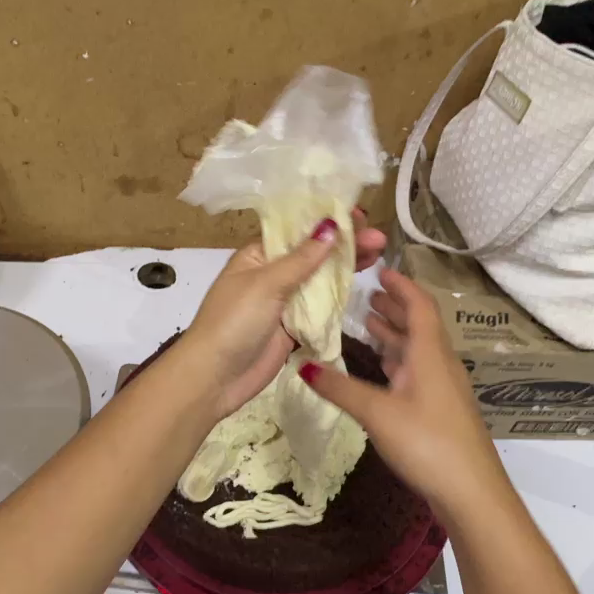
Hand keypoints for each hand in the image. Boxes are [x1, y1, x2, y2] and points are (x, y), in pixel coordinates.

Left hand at [165, 209, 386, 421]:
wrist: (214, 377)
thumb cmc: (233, 322)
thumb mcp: (265, 284)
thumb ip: (301, 258)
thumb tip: (330, 226)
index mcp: (257, 255)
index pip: (296, 230)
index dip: (326, 221)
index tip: (359, 216)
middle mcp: (271, 274)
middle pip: (313, 253)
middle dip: (344, 244)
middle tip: (379, 239)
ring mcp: (283, 302)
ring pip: (319, 279)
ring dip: (346, 268)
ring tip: (378, 255)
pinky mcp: (292, 327)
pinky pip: (320, 307)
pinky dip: (339, 296)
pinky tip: (362, 284)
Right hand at [298, 268, 507, 519]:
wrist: (471, 493)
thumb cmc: (427, 443)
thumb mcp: (377, 412)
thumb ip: (340, 388)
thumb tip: (303, 365)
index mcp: (430, 355)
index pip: (419, 307)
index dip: (401, 287)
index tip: (381, 271)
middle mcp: (439, 365)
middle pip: (419, 326)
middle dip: (394, 308)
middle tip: (367, 296)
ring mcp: (441, 390)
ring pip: (417, 351)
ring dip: (395, 334)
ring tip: (368, 323)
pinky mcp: (439, 412)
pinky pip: (416, 372)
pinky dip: (396, 361)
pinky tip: (381, 367)